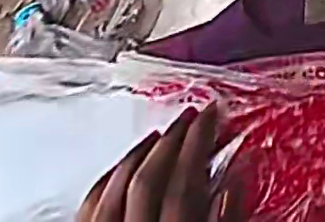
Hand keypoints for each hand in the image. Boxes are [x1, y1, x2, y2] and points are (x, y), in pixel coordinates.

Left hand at [77, 106, 237, 221]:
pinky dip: (107, 181)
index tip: (212, 113)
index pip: (183, 185)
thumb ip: (228, 221)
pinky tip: (120, 167)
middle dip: (172, 140)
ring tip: (159, 134)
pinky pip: (88, 208)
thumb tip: (235, 179)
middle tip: (192, 115)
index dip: (199, 143)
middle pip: (147, 180)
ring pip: (114, 189)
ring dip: (139, 154)